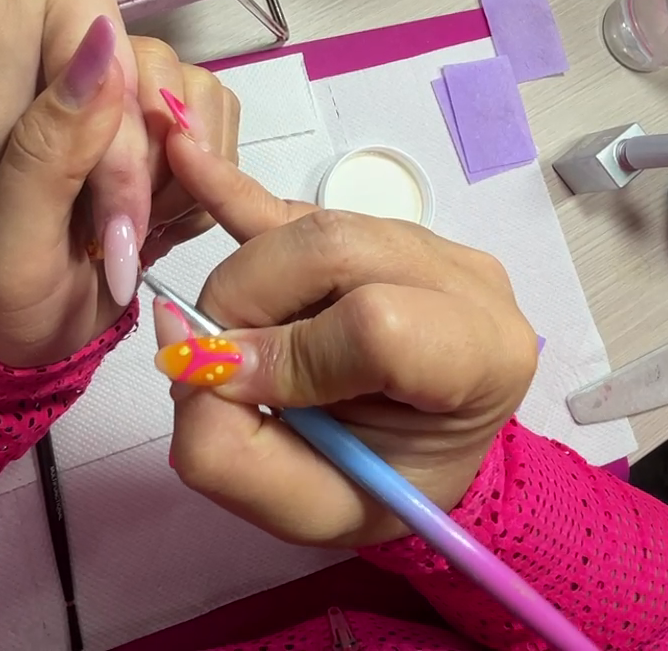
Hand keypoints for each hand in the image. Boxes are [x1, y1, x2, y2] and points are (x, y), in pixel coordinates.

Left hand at [0, 27, 238, 365]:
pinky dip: (203, 191)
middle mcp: (83, 81)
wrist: (36, 341)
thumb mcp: (15, 235)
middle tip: (130, 231)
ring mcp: (130, 106)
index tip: (121, 229)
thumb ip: (50, 148)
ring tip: (146, 229)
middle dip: (162, 168)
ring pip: (203, 102)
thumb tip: (101, 45)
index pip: (115, 65)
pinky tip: (163, 228)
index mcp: (28, 85)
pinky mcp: (167, 136)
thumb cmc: (8, 295)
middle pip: (168, 77)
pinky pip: (220, 135)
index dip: (134, 150)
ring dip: (188, 180)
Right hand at [153, 137, 537, 547]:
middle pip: (325, 252)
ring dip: (242, 283)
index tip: (228, 385)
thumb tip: (188, 357)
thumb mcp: (319, 513)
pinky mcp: (363, 221)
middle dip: (241, 307)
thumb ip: (238, 459)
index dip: (288, 353)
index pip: (376, 325)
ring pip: (300, 230)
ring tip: (230, 339)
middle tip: (211, 363)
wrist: (418, 446)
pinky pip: (289, 202)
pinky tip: (185, 154)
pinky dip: (229, 187)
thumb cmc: (380, 484)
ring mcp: (415, 237)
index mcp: (482, 356)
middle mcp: (459, 277)